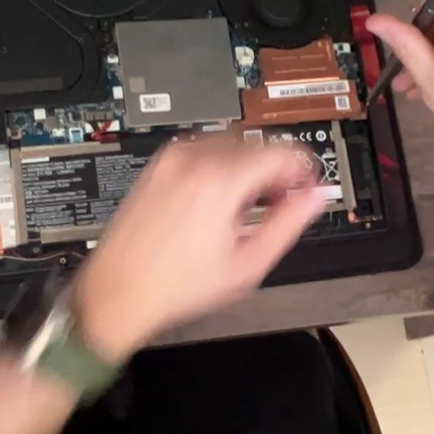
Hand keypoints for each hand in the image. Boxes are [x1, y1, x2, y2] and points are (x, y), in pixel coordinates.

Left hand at [73, 137, 328, 360]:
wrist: (119, 290)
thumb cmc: (174, 285)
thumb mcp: (247, 263)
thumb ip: (288, 224)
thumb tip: (314, 198)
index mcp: (219, 181)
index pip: (281, 151)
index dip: (303, 170)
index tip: (307, 187)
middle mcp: (194, 160)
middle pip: (257, 143)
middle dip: (277, 169)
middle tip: (284, 200)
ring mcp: (173, 160)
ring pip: (231, 144)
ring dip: (250, 167)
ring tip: (250, 206)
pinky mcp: (160, 166)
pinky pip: (204, 152)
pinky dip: (222, 167)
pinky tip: (222, 201)